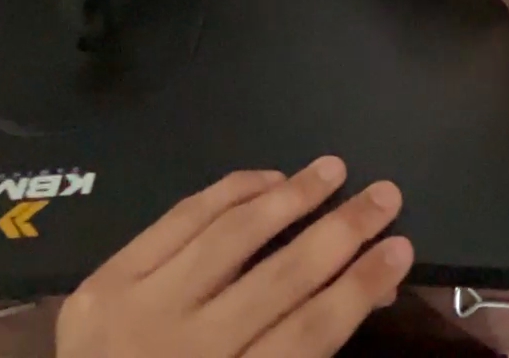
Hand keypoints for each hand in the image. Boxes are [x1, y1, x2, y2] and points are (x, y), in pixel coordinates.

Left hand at [57, 157, 412, 357]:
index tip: (402, 247)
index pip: (309, 335)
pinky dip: (230, 192)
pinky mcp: (106, 281)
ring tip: (333, 169)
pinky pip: (181, 218)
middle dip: (342, 231)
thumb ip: (300, 349)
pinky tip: (269, 178)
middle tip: (384, 194)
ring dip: (290, 197)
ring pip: (231, 237)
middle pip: (279, 279)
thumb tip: (366, 284)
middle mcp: (183, 352)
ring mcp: (137, 313)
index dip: (360, 287)